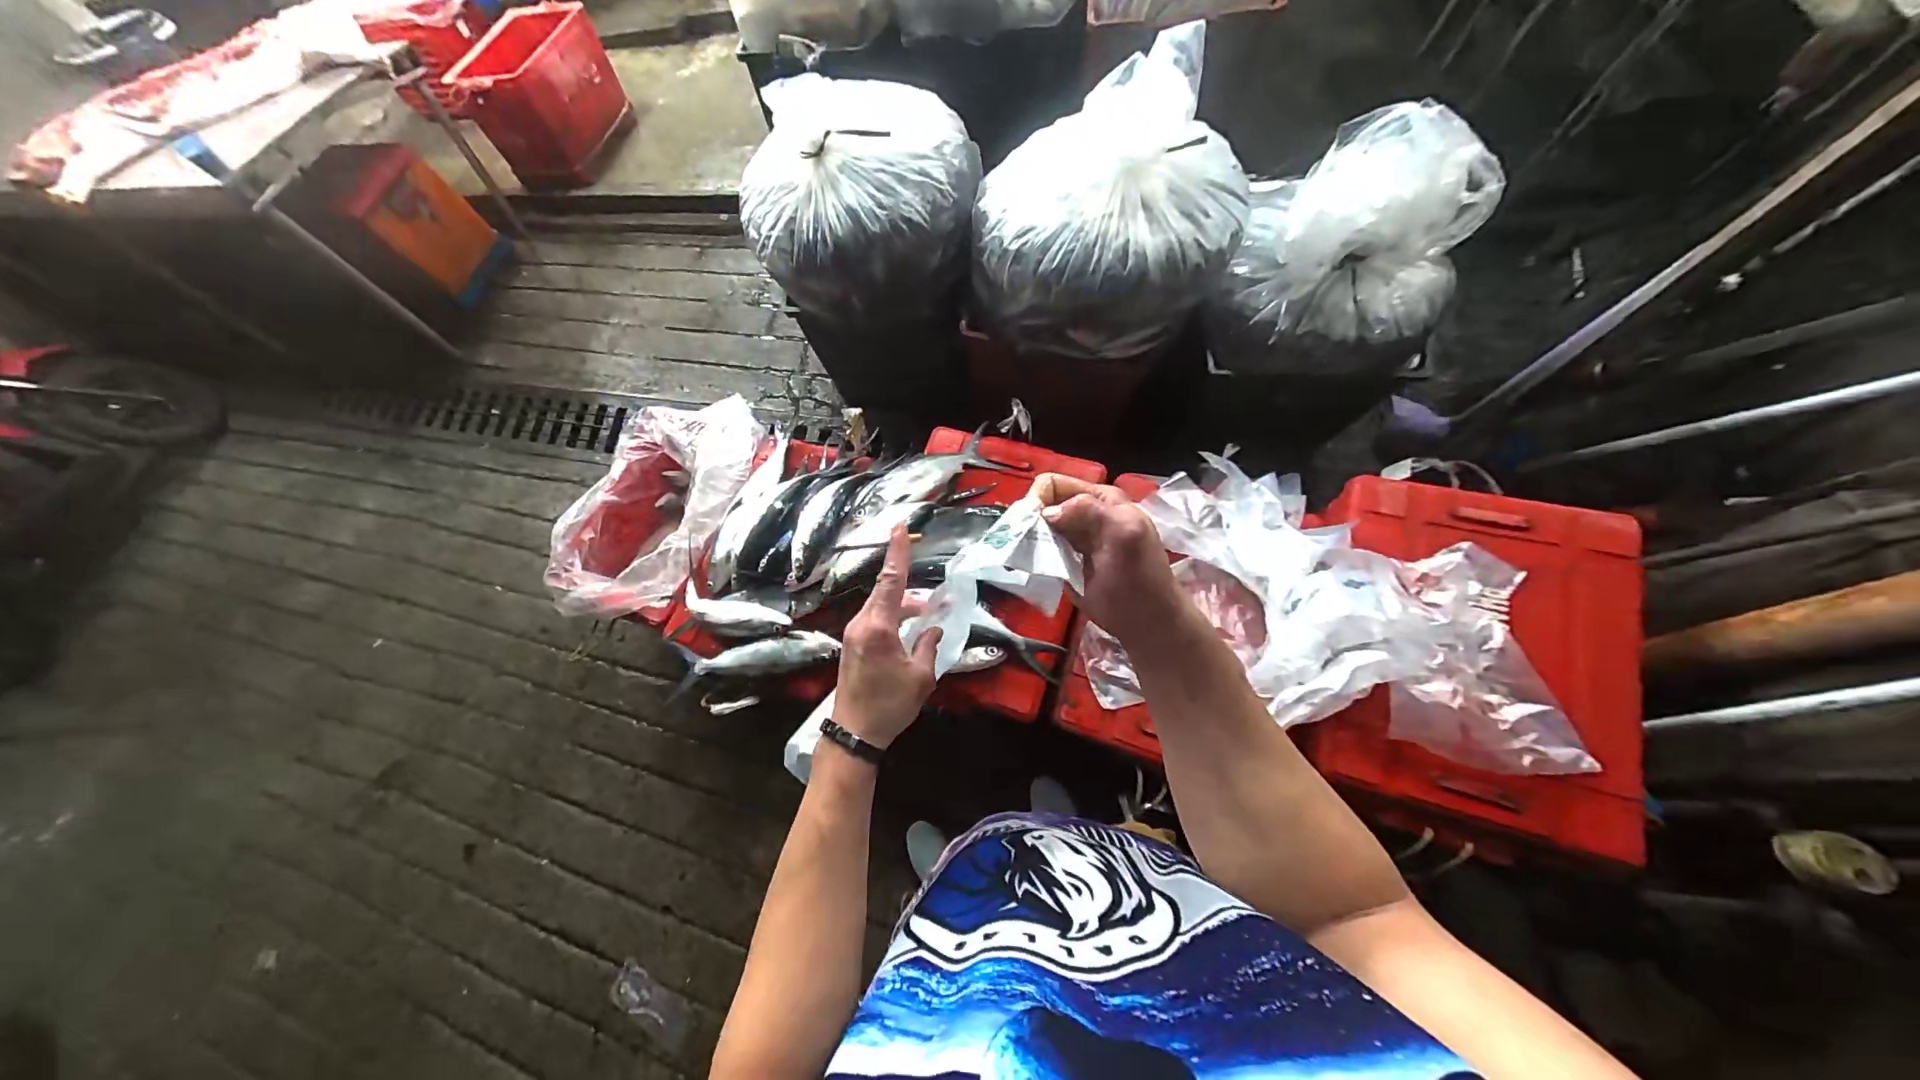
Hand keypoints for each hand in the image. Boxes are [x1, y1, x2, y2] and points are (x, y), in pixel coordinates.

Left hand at [833, 525, 940, 749]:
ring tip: (927, 617)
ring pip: (881, 606)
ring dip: (903, 606)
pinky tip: (909, 632)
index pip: (890, 580)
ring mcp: (853, 633)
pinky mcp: (852, 644)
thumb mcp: (921, 677)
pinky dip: (894, 618)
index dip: (897, 552)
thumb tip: (934, 629)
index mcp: (877, 627)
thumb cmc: (890, 705)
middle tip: (933, 598)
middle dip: (909, 588)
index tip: (900, 527)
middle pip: (886, 592)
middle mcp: (861, 624)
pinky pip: (875, 619)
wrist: (854, 733)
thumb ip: (929, 646)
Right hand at [1031, 473, 1185, 647]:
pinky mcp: (1066, 563)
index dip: (1039, 499)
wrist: (1147, 623)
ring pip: (1040, 527)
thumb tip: (1046, 512)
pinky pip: (1042, 550)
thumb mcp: (1124, 534)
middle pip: (1044, 504)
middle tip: (1025, 543)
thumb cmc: (1139, 580)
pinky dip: (1033, 554)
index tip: (1031, 525)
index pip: (1055, 484)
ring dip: (1029, 538)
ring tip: (1023, 555)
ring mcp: (1075, 539)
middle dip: (1031, 520)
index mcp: (1101, 499)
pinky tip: (1030, 565)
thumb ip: (1090, 511)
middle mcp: (1085, 514)